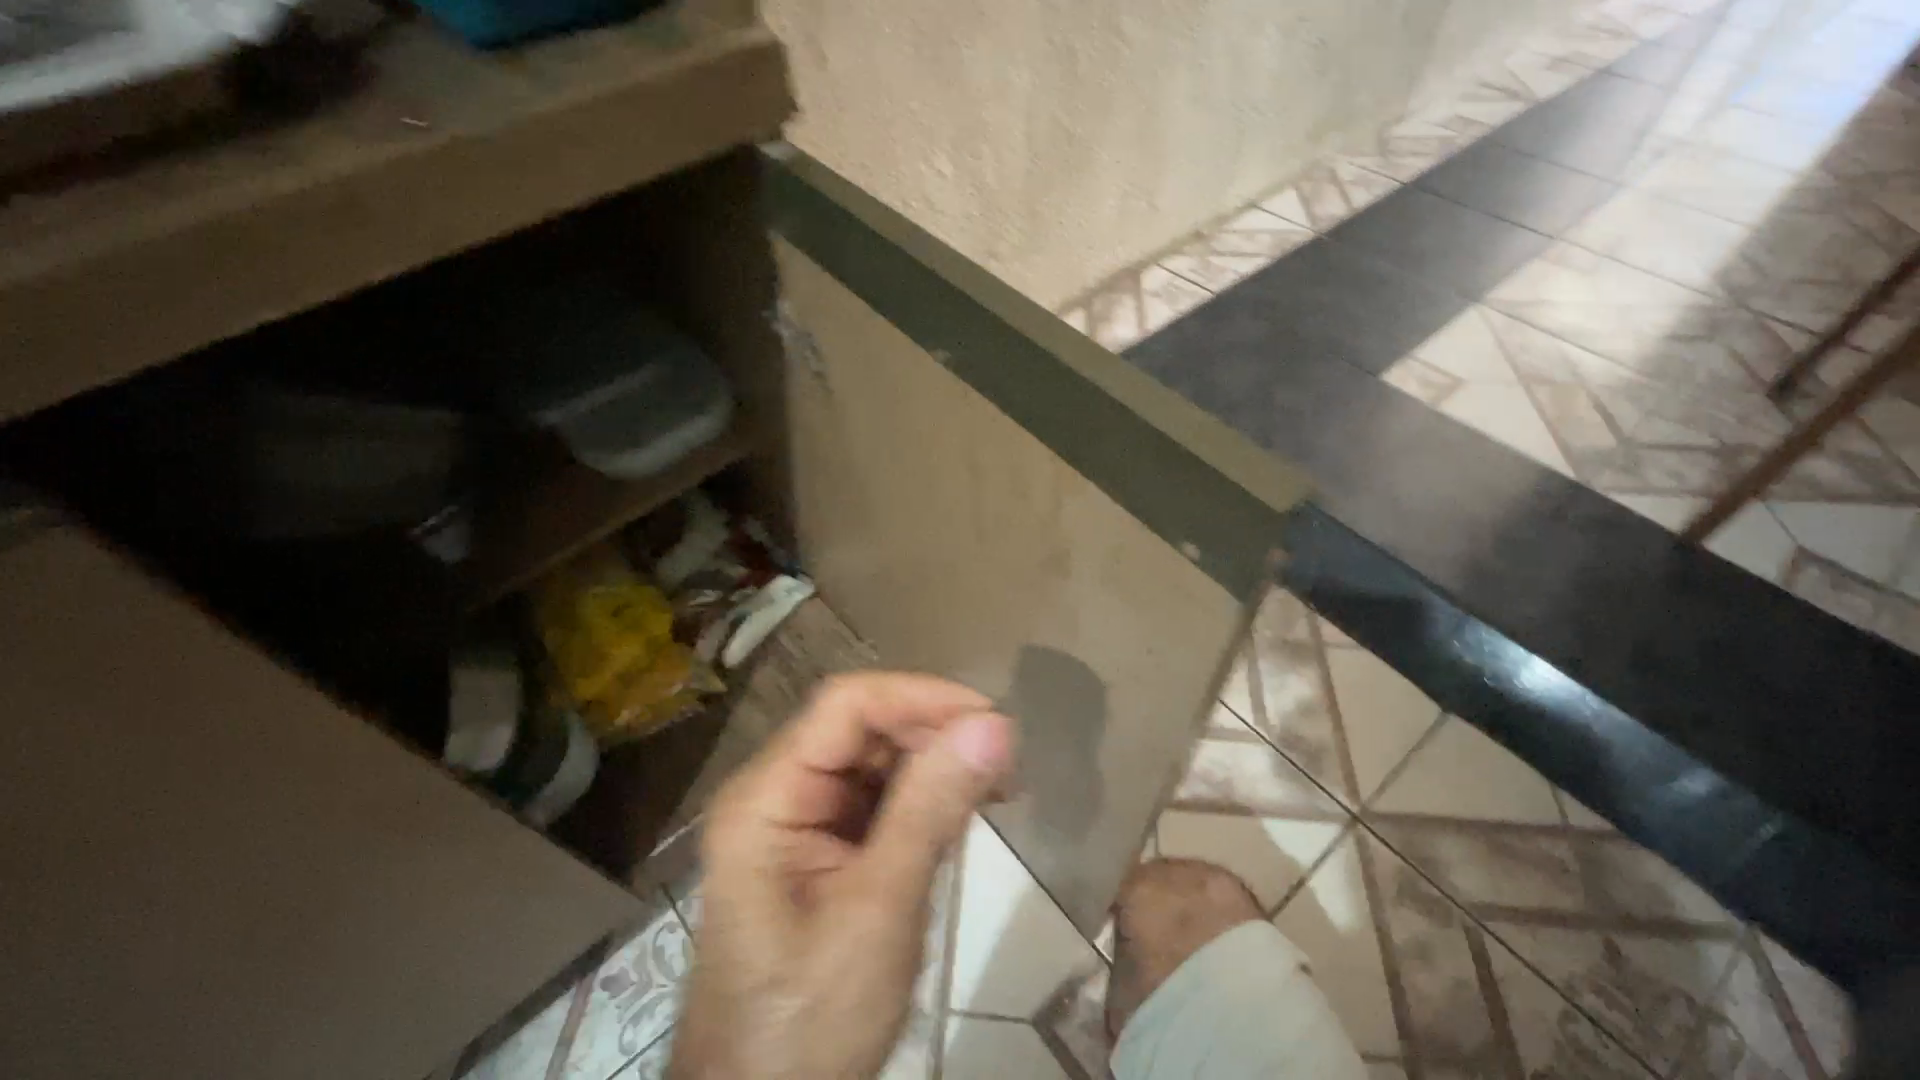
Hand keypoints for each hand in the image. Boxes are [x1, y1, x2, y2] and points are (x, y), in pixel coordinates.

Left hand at [671, 672, 1015, 1078]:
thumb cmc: (813, 1017)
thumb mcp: (879, 909)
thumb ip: (931, 810)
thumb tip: (994, 724)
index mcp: (766, 797)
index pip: (845, 706)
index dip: (920, 697)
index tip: (994, 720)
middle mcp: (775, 796)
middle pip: (859, 730)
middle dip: (933, 734)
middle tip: (1007, 764)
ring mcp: (795, 827)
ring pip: (872, 765)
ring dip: (933, 768)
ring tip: (999, 789)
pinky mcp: (818, 855)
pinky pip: (873, 805)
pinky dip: (921, 804)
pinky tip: (962, 816)